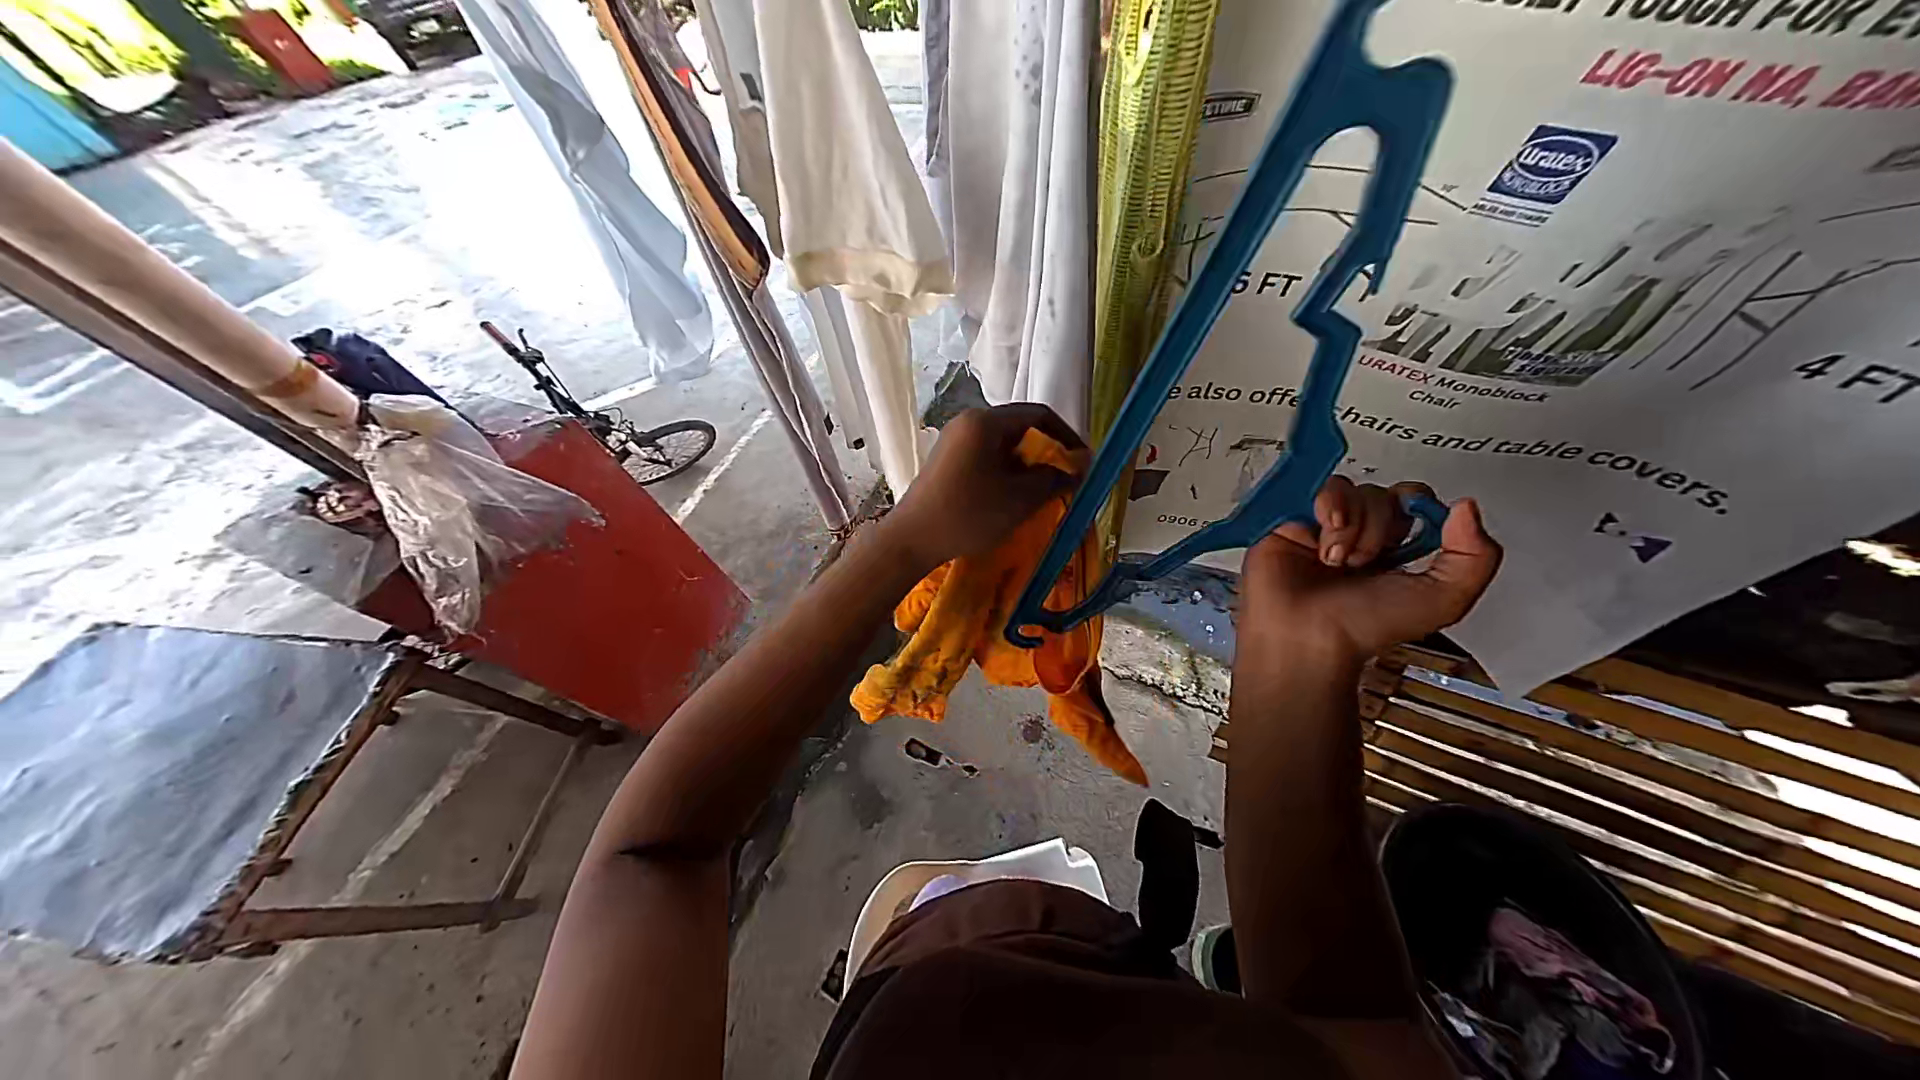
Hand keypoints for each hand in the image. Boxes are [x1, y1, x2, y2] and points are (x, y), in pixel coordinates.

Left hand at [879, 404, 1084, 569]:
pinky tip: (1011, 499)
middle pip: (1020, 428)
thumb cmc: (969, 514)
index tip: (1083, 462)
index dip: (1067, 437)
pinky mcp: (946, 461)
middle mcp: (967, 422)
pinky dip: (1006, 472)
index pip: (1039, 415)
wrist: (912, 540)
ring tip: (1040, 494)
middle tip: (1065, 480)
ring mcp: (954, 441)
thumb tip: (1078, 469)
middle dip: (1047, 453)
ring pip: (1003, 446)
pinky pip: (986, 457)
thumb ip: (1054, 479)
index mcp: (985, 422)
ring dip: (1027, 466)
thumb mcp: (1020, 499)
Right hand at [1241, 476, 1501, 658]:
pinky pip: (1315, 491)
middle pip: (1381, 493)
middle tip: (1365, 562)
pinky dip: (1327, 509)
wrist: (1309, 636)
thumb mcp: (1443, 600)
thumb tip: (1465, 507)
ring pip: (1350, 490)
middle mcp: (1358, 533)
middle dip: (1379, 525)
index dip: (1416, 507)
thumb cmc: (1366, 627)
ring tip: (1337, 560)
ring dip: (1351, 525)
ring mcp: (1323, 526)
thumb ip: (1475, 556)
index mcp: (1395, 548)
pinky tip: (1323, 543)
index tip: (1409, 534)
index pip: (1412, 501)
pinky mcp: (1291, 521)